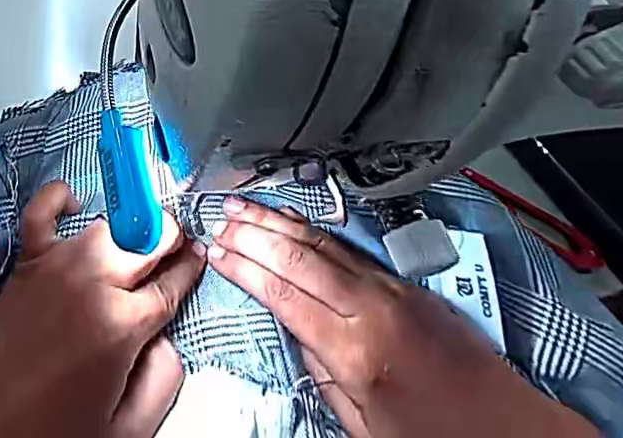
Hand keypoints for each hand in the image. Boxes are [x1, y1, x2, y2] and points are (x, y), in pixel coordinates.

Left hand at [0, 181, 206, 437]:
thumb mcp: (124, 431)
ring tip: (138, 235)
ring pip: (106, 228)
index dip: (189, 267)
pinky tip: (73, 201)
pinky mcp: (27, 260)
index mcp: (123, 326)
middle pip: (145, 242)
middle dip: (168, 237)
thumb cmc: (51, 431)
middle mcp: (94, 283)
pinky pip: (41, 212)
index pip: (170, 284)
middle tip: (176, 241)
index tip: (200, 253)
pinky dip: (57, 197)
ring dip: (128, 229)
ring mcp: (58, 264)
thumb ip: (160, 383)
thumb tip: (168, 340)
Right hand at [206, 198, 597, 437]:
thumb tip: (294, 327)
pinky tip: (289, 219)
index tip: (216, 252)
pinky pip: (347, 247)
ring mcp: (392, 290)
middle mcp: (372, 309)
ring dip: (276, 221)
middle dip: (252, 233)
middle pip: (297, 255)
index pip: (282, 292)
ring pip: (320, 241)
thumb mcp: (365, 427)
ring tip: (240, 207)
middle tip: (219, 219)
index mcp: (356, 351)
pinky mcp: (407, 284)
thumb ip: (321, 371)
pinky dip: (310, 229)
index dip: (243, 267)